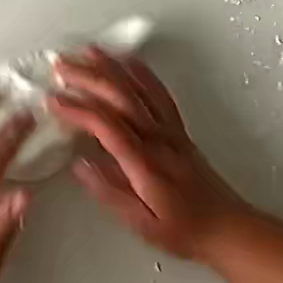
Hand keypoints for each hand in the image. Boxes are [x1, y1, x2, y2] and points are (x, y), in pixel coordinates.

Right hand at [48, 49, 256, 260]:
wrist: (230, 230)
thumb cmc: (182, 230)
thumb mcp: (140, 223)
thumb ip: (109, 192)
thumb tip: (79, 165)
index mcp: (145, 163)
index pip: (107, 126)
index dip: (78, 109)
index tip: (53, 100)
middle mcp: (159, 140)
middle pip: (121, 98)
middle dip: (89, 77)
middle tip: (61, 66)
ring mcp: (171, 133)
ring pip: (140, 91)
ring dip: (113, 68)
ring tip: (88, 52)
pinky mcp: (179, 132)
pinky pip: (161, 96)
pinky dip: (144, 75)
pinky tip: (130, 63)